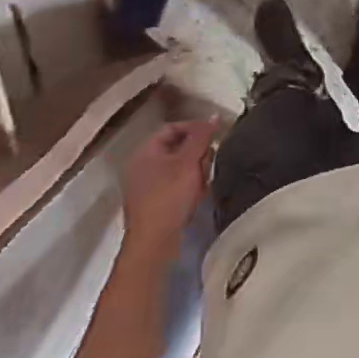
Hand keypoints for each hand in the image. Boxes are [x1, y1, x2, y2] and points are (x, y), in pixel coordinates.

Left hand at [120, 120, 217, 256]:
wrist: (154, 241)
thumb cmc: (170, 197)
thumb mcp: (189, 163)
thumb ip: (202, 138)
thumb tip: (214, 116)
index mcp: (145, 151)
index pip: (172, 128)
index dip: (195, 128)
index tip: (216, 135)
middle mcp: (142, 165)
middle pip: (176, 148)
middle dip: (197, 153)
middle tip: (210, 162)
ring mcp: (146, 186)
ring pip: (178, 168)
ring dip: (195, 172)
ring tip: (205, 181)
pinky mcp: (154, 203)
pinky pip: (175, 186)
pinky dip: (189, 187)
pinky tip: (199, 196)